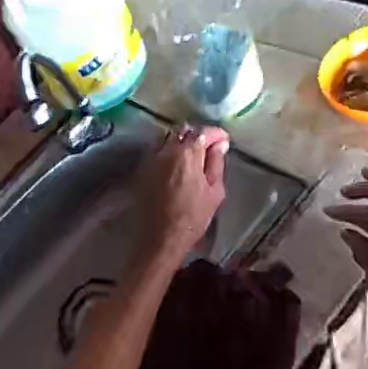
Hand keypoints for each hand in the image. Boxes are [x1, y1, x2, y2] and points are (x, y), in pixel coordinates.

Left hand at [138, 124, 228, 263]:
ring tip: (193, 155)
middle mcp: (166, 151)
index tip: (224, 140)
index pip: (202, 132)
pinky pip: (157, 151)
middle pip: (183, 131)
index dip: (216, 133)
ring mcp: (151, 160)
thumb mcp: (214, 191)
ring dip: (182, 142)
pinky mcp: (143, 170)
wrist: (162, 237)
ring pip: (168, 139)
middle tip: (209, 147)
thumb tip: (220, 144)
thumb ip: (216, 163)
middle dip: (198, 135)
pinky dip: (168, 151)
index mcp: (187, 154)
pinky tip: (176, 164)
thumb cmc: (193, 216)